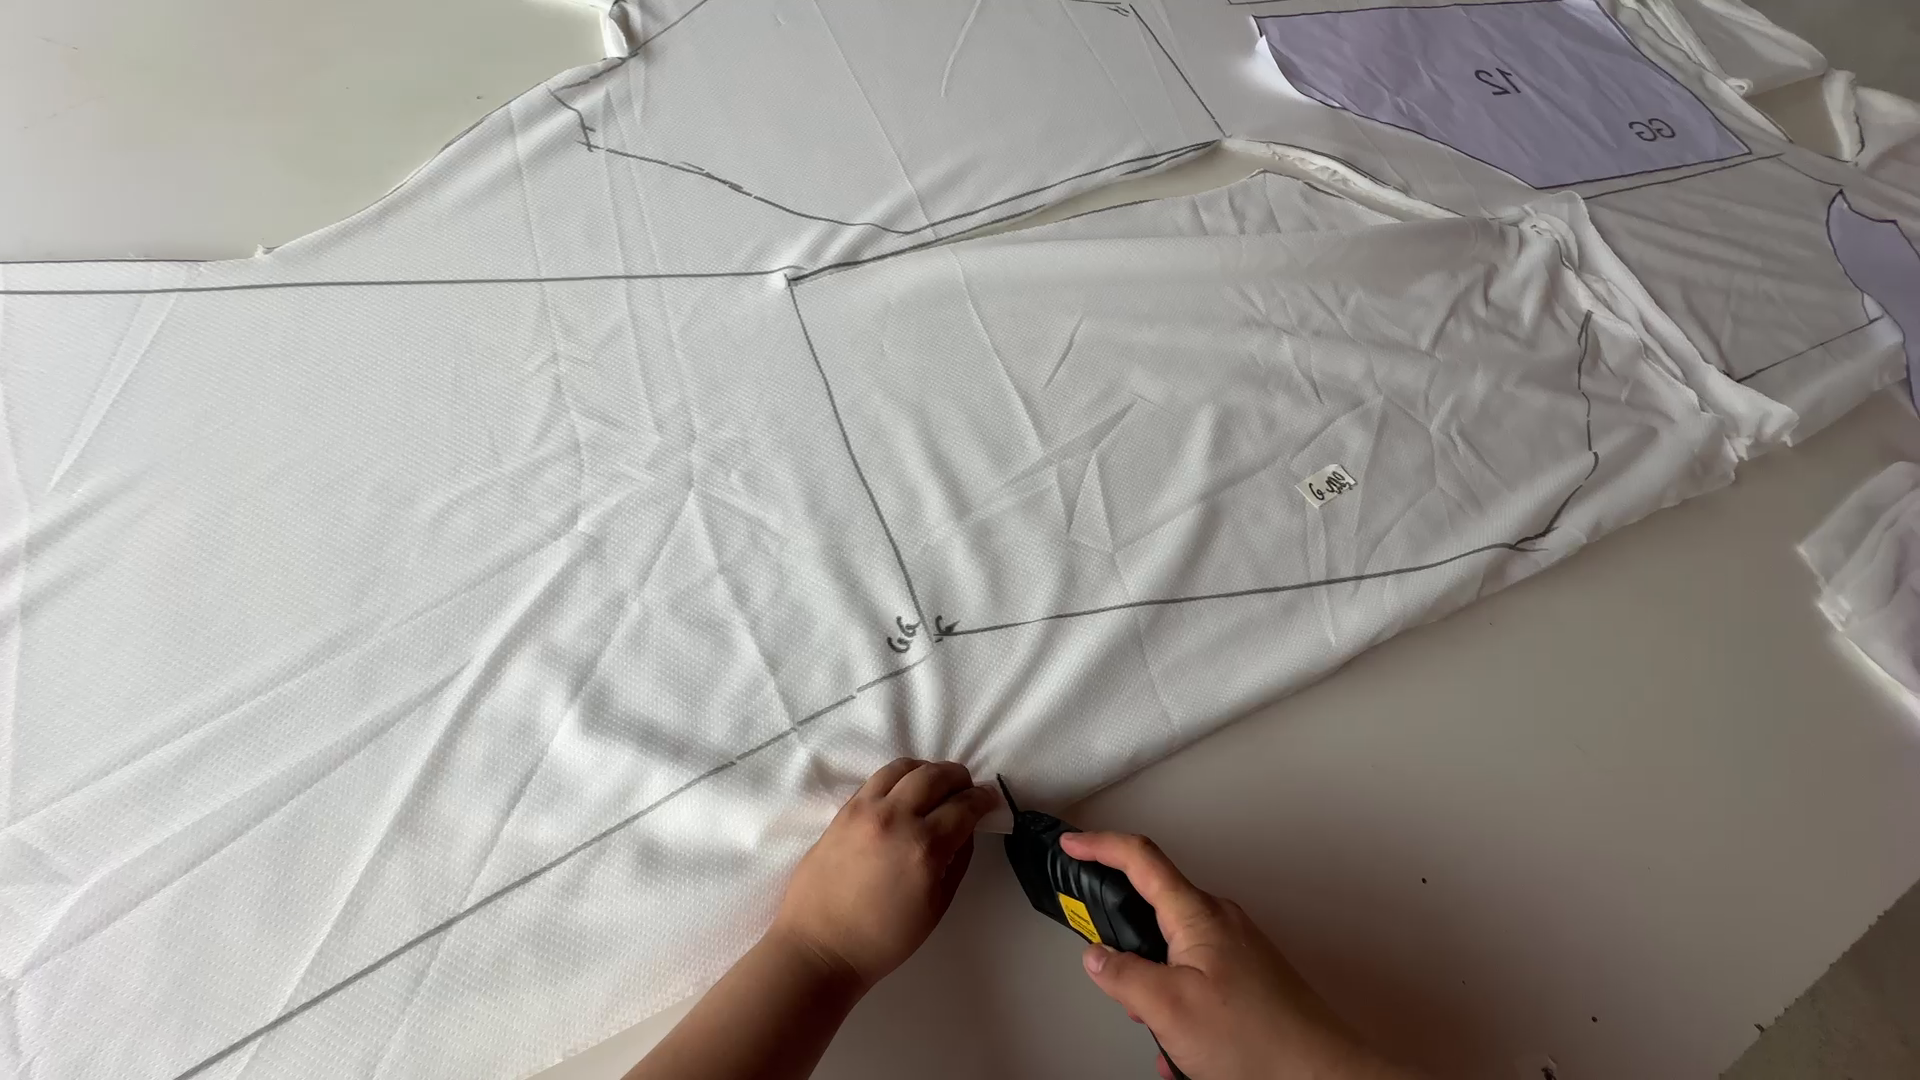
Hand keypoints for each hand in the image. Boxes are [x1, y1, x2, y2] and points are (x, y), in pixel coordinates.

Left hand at [766, 758, 997, 991]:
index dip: (982, 799)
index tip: (990, 798)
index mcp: (924, 849)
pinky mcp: (845, 809)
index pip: (963, 807)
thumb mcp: (936, 907)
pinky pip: (878, 778)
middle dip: (959, 777)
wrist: (820, 946)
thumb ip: (957, 861)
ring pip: (905, 767)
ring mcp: (866, 810)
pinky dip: (900, 776)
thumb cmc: (883, 939)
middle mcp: (896, 818)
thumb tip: (965, 829)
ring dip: (928, 770)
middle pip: (936, 776)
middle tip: (966, 787)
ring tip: (935, 784)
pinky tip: (905, 790)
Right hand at [1059, 831, 1416, 1079]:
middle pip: (1154, 904)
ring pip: (1175, 949)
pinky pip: (1198, 975)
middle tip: (1107, 961)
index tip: (1073, 844)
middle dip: (1125, 938)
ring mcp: (1237, 947)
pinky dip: (1180, 1003)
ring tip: (1159, 1030)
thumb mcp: (1169, 1008)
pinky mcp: (1248, 976)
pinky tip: (1186, 1050)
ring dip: (1155, 985)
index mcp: (1197, 913)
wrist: (1326, 1078)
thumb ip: (1123, 975)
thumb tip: (1098, 957)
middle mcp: (1219, 920)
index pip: (1139, 857)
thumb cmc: (1259, 1041)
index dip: (1099, 844)